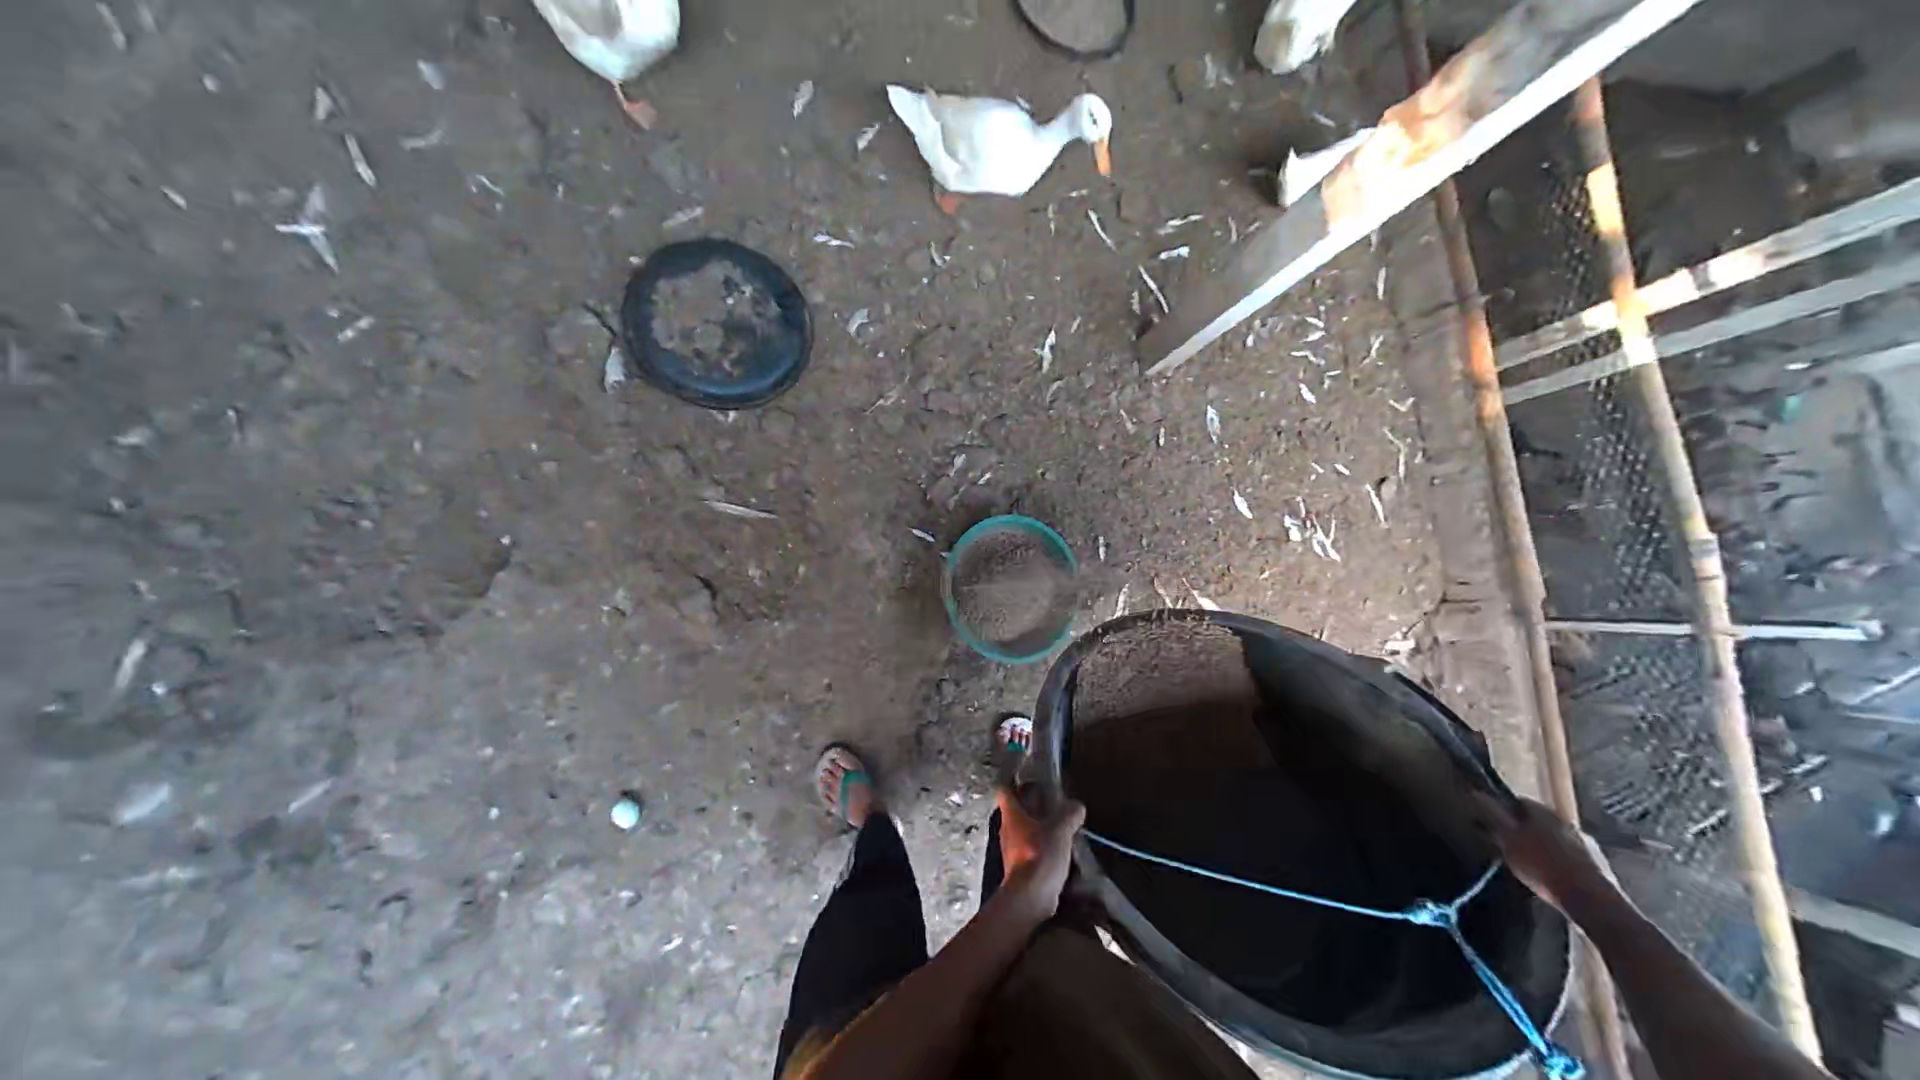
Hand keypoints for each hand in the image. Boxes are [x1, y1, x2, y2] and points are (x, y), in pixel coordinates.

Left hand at [995, 787, 1085, 920]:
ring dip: (1041, 830)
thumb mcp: (1060, 830)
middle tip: (1055, 806)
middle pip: (1017, 812)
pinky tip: (1061, 853)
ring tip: (1063, 830)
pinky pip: (1032, 852)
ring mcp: (1012, 851)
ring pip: (1025, 833)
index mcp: (1011, 816)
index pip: (1005, 791)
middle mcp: (1007, 831)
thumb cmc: (1040, 856)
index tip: (1031, 781)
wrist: (1030, 898)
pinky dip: (1044, 850)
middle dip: (1034, 808)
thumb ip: (1069, 815)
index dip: (1015, 783)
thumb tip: (1077, 806)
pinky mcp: (1020, 869)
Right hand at [1483, 796, 1619, 914]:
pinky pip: (1573, 856)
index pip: (1520, 801)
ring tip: (1533, 864)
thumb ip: (1493, 817)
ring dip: (1545, 846)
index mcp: (1544, 813)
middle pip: (1540, 820)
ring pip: (1558, 838)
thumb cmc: (1542, 866)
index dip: (1504, 810)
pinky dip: (1562, 862)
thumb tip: (1477, 793)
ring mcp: (1587, 844)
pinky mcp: (1600, 865)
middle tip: (1512, 846)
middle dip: (1526, 830)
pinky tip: (1554, 876)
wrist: (1592, 901)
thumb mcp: (1508, 841)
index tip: (1494, 823)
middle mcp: (1567, 822)